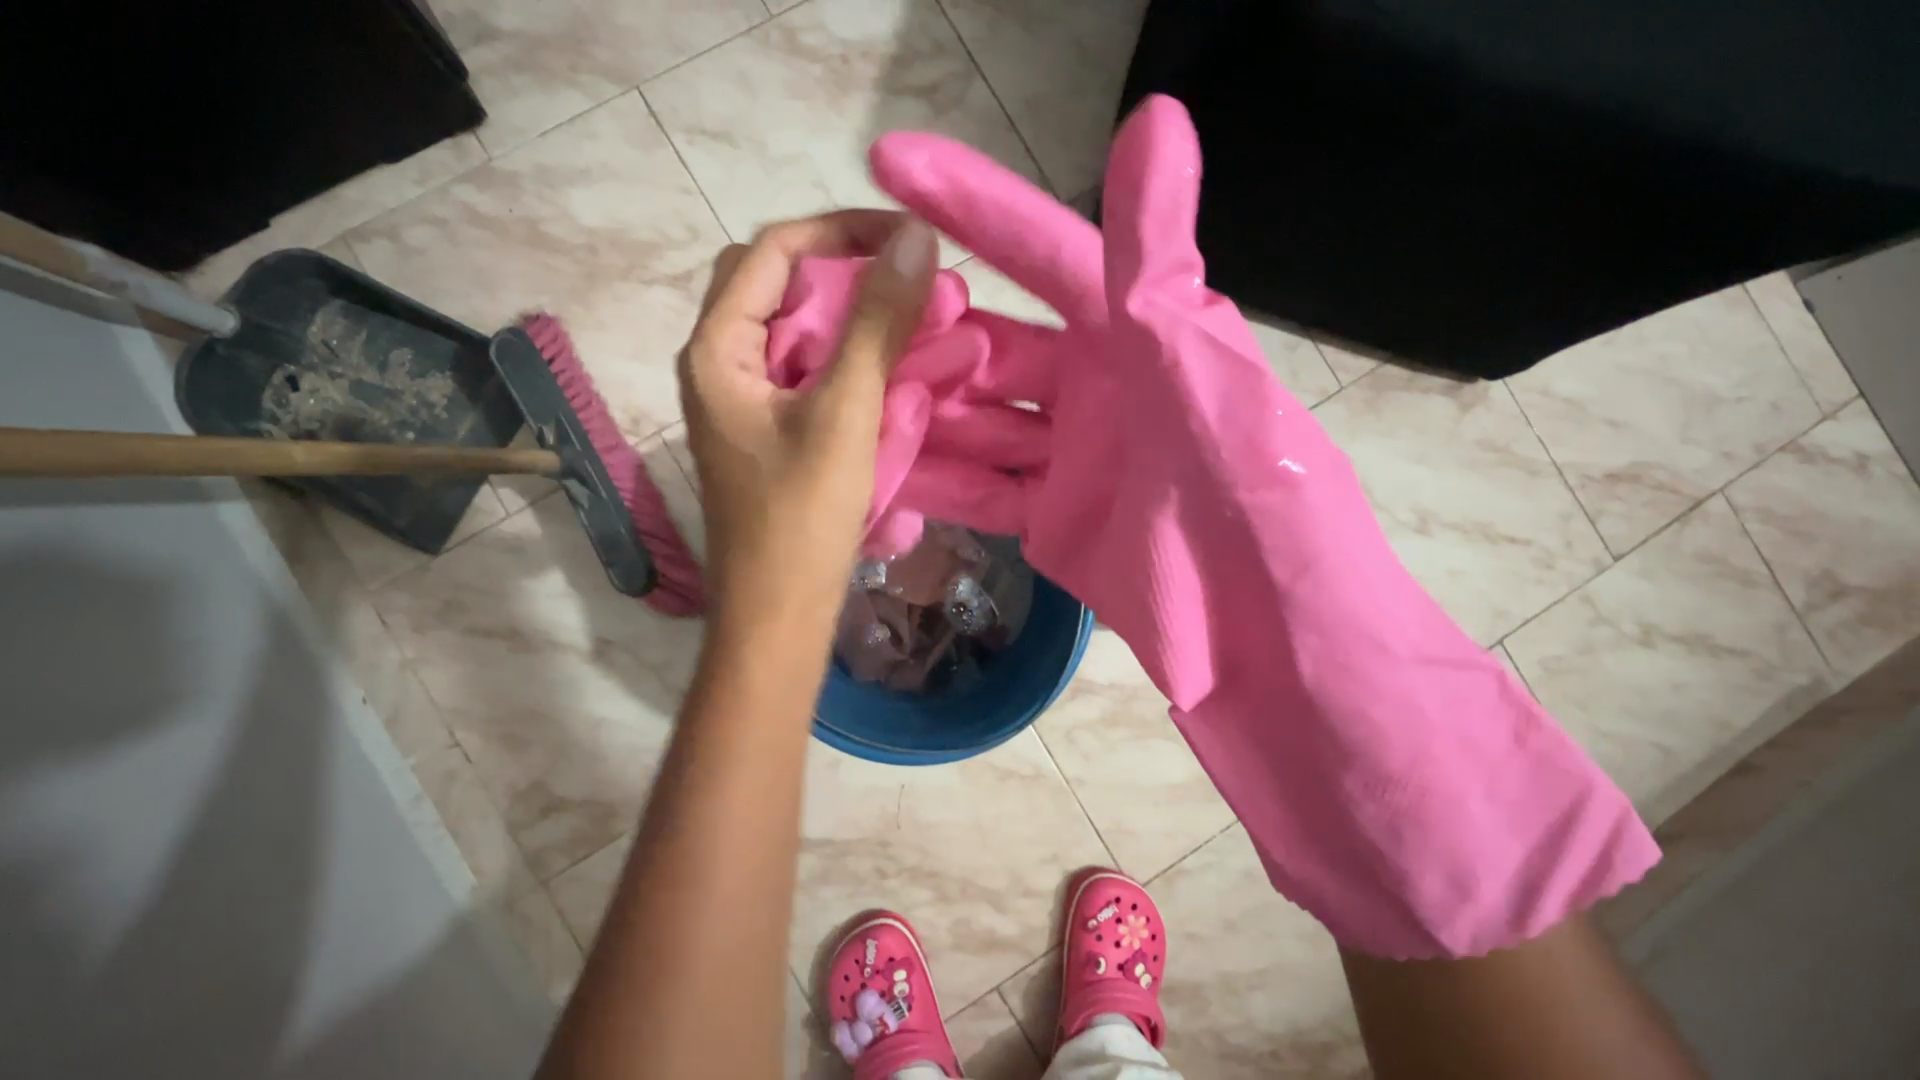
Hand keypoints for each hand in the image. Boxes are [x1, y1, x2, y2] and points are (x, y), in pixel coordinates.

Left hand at [679, 211, 938, 615]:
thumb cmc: (801, 518)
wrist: (775, 618)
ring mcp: (740, 400)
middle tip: (906, 279)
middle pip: (776, 283)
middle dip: (843, 269)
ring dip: (850, 316)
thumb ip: (877, 323)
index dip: (841, 229)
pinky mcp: (764, 431)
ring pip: (793, 328)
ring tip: (912, 321)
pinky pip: (804, 372)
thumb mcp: (844, 414)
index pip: (773, 251)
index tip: (909, 238)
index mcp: (717, 350)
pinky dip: (846, 360)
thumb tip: (915, 237)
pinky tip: (892, 374)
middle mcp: (718, 364)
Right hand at [868, 97, 1655, 958]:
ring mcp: (1076, 455)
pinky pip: (983, 487)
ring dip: (915, 412)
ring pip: (976, 418)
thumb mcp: (1202, 372)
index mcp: (1142, 332)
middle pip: (991, 342)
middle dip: (919, 336)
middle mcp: (1104, 382)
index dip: (966, 203)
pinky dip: (936, 480)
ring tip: (837, 406)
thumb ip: (1162, 259)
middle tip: (836, 332)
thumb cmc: (1249, 501)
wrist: (1270, 646)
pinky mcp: (1057, 519)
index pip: (1042, 250)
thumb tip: (1159, 111)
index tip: (882, 159)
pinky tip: (876, 472)